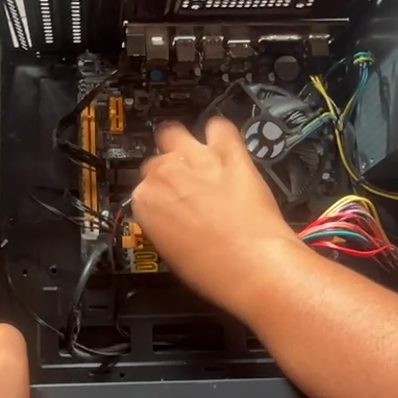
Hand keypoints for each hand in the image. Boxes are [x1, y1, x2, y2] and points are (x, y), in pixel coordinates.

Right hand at [131, 116, 313, 318]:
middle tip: (185, 185)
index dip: (157, 195)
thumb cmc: (214, 270)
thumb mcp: (172, 255)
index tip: (169, 201)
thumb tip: (170, 219)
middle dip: (169, 170)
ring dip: (183, 143)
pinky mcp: (229, 153)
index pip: (142, 188)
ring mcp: (197, 159)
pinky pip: (219, 127)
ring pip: (177, 133)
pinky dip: (219, 133)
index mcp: (146, 202)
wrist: (255, 266)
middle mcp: (166, 174)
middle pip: (158, 159)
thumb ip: (164, 225)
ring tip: (196, 156)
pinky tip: (223, 143)